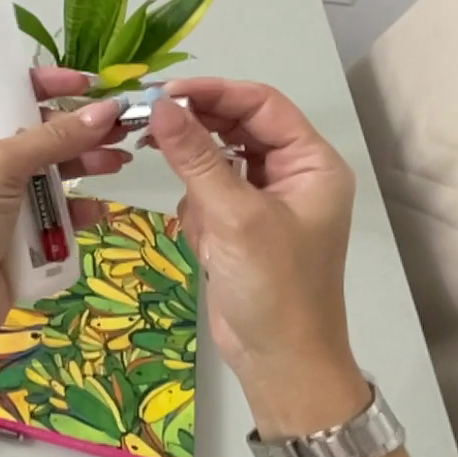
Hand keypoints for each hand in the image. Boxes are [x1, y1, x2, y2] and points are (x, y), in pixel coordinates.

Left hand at [0, 68, 128, 352]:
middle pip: (42, 134)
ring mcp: (6, 200)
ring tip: (119, 163)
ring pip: (55, 173)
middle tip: (122, 127)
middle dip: (80, 130)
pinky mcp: (23, 235)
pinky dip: (80, 209)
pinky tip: (99, 209)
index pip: (11, 95)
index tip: (89, 85)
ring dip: (87, 165)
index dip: (49, 86)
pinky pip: (59, 214)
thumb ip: (52, 137)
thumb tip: (105, 109)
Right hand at [146, 78, 364, 430]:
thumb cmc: (273, 288)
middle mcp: (291, 174)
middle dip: (195, 129)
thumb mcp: (233, 216)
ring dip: (193, 172)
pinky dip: (195, 208)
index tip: (163, 93)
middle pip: (236, 127)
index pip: (261, 105)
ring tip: (166, 179)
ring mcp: (264, 200)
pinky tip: (200, 238)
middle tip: (146, 125)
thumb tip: (160, 105)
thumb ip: (196, 156)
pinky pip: (207, 193)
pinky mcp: (239, 226)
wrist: (279, 364)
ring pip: (217, 160)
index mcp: (311, 163)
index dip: (213, 92)